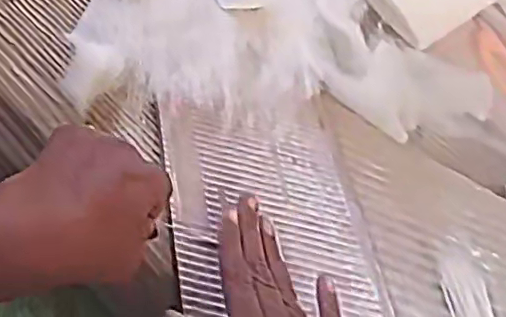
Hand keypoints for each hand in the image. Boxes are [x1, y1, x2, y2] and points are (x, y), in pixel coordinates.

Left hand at [0, 125, 169, 301]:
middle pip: (131, 165)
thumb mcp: (131, 258)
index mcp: (146, 180)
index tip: (135, 218)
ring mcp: (92, 138)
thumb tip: (135, 223)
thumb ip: (141, 234)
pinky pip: (79, 145)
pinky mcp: (65, 132)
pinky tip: (65, 182)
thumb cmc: (84, 245)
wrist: (37, 225)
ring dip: (99, 168)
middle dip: (123, 183)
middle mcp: (123, 150)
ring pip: (105, 153)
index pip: (159, 187)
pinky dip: (74, 158)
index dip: (147, 205)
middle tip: (108, 209)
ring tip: (82, 197)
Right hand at [220, 196, 340, 316]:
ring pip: (285, 282)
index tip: (229, 211)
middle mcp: (277, 315)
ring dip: (274, 251)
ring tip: (269, 223)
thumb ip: (212, 311)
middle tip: (249, 200)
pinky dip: (326, 297)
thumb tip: (178, 305)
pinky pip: (327, 316)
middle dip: (250, 230)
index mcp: (251, 316)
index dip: (231, 239)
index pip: (237, 270)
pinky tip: (326, 280)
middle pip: (259, 266)